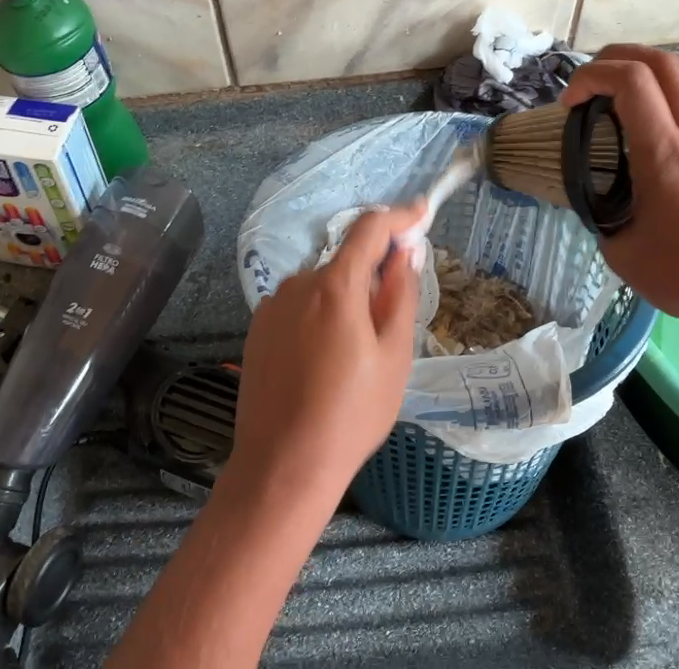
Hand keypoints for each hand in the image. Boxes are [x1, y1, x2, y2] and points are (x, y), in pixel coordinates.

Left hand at [230, 203, 427, 492]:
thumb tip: (406, 250)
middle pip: (345, 262)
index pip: (369, 228)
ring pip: (322, 287)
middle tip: (391, 326)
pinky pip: (299, 307)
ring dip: (344, 301)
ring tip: (354, 359)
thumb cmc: (351, 415)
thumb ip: (400, 294)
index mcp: (334, 286)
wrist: (283, 465)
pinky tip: (323, 364)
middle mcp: (297, 284)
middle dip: (372, 277)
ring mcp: (272, 306)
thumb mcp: (394, 356)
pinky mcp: (257, 329)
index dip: (399, 217)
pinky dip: (319, 318)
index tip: (421, 212)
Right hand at [560, 45, 678, 338]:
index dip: (591, 77)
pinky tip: (634, 136)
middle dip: (616, 57)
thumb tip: (594, 195)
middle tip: (585, 85)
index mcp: (666, 155)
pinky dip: (654, 103)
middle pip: (662, 62)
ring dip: (637, 78)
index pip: (631, 80)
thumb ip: (600, 210)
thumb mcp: (620, 250)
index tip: (568, 106)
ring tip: (606, 106)